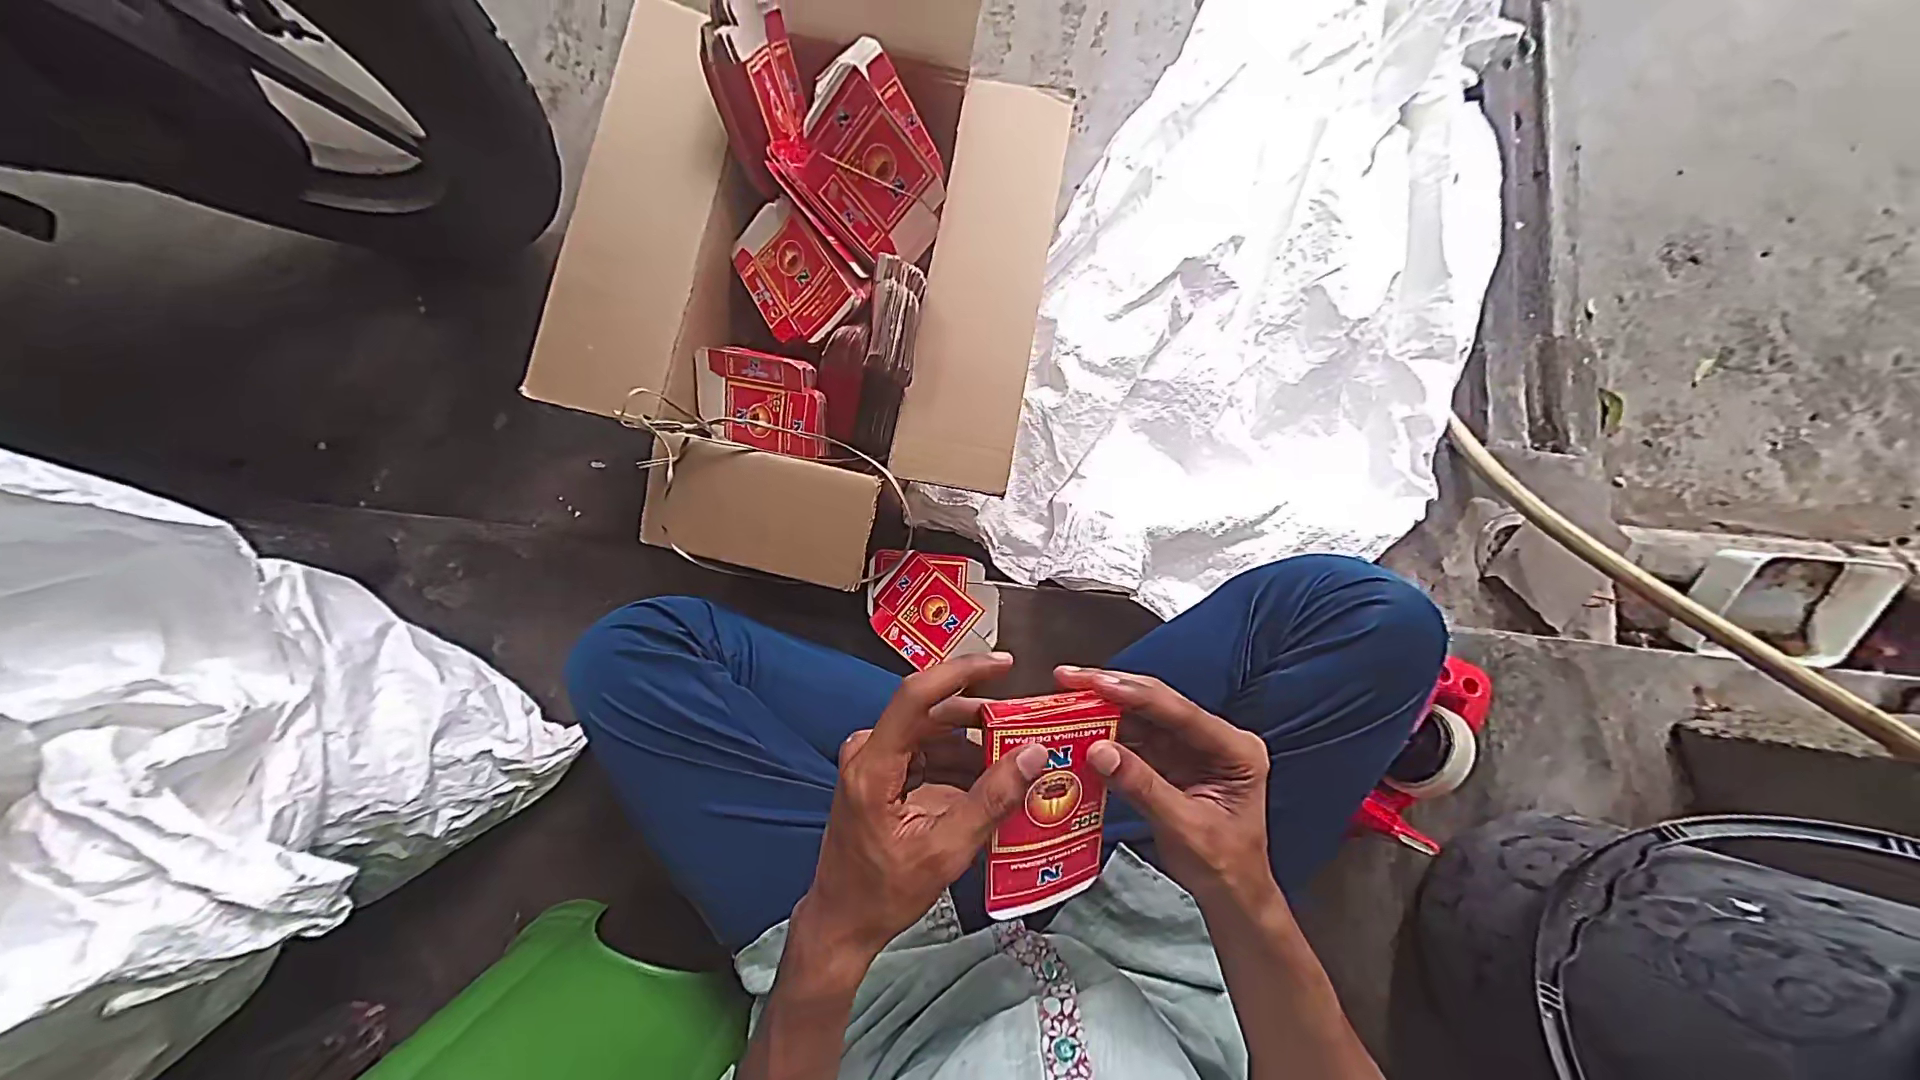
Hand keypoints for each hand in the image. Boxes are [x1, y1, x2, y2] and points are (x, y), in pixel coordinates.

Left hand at [795, 653, 1047, 959]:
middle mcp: (868, 751)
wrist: (842, 921)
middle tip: (1026, 725)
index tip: (1003, 664)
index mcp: (872, 765)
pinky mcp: (882, 770)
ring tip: (1016, 757)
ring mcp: (873, 759)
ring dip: (974, 743)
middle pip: (932, 713)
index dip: (961, 672)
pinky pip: (928, 751)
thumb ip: (991, 800)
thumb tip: (1032, 755)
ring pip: (934, 732)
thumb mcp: (944, 852)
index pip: (915, 695)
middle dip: (982, 717)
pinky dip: (960, 761)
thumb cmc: (882, 893)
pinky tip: (990, 778)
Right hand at [1055, 667, 1273, 907]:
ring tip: (1066, 697)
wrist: (1230, 895)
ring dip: (1103, 707)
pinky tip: (1079, 726)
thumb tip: (1098, 750)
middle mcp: (1212, 738)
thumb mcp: (1184, 828)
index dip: (1135, 694)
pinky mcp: (1169, 757)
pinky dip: (1105, 732)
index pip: (1180, 712)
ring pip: (1140, 715)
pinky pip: (1132, 737)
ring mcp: (1188, 746)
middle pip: (1156, 704)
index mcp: (1235, 749)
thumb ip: (1143, 786)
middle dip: (1111, 689)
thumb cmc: (1223, 866)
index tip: (1096, 683)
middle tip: (1069, 678)